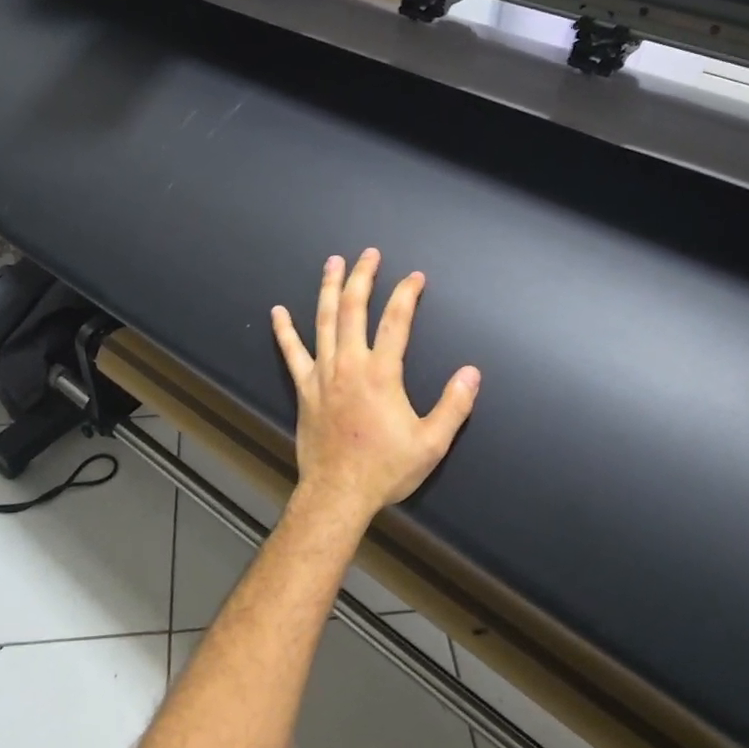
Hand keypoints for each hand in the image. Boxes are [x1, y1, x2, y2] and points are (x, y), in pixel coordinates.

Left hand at [270, 248, 480, 523]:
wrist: (339, 493)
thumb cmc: (386, 469)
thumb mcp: (431, 442)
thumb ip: (454, 405)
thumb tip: (471, 373)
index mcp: (381, 374)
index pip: (396, 321)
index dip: (406, 294)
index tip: (415, 277)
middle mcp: (349, 365)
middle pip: (354, 309)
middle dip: (363, 277)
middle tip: (369, 254)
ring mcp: (322, 374)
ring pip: (324, 321)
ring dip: (328, 289)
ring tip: (333, 263)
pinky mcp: (304, 389)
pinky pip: (292, 353)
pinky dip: (284, 331)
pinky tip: (277, 312)